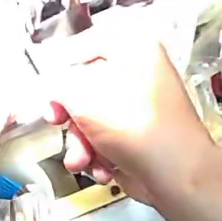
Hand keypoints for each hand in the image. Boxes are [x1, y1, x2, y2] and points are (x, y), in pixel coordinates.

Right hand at [44, 24, 221, 211]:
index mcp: (133, 48)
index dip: (59, 66)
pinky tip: (103, 168)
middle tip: (58, 122)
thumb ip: (56, 84)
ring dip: (80, 143)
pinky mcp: (138, 137)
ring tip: (83, 160)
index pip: (83, 45)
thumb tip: (47, 85)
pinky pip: (105, 139)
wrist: (177, 175)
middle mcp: (139, 73)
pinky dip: (98, 156)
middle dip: (69, 116)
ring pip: (91, 119)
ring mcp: (139, 107)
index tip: (44, 86)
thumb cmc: (135, 126)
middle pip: (84, 87)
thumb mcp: (82, 96)